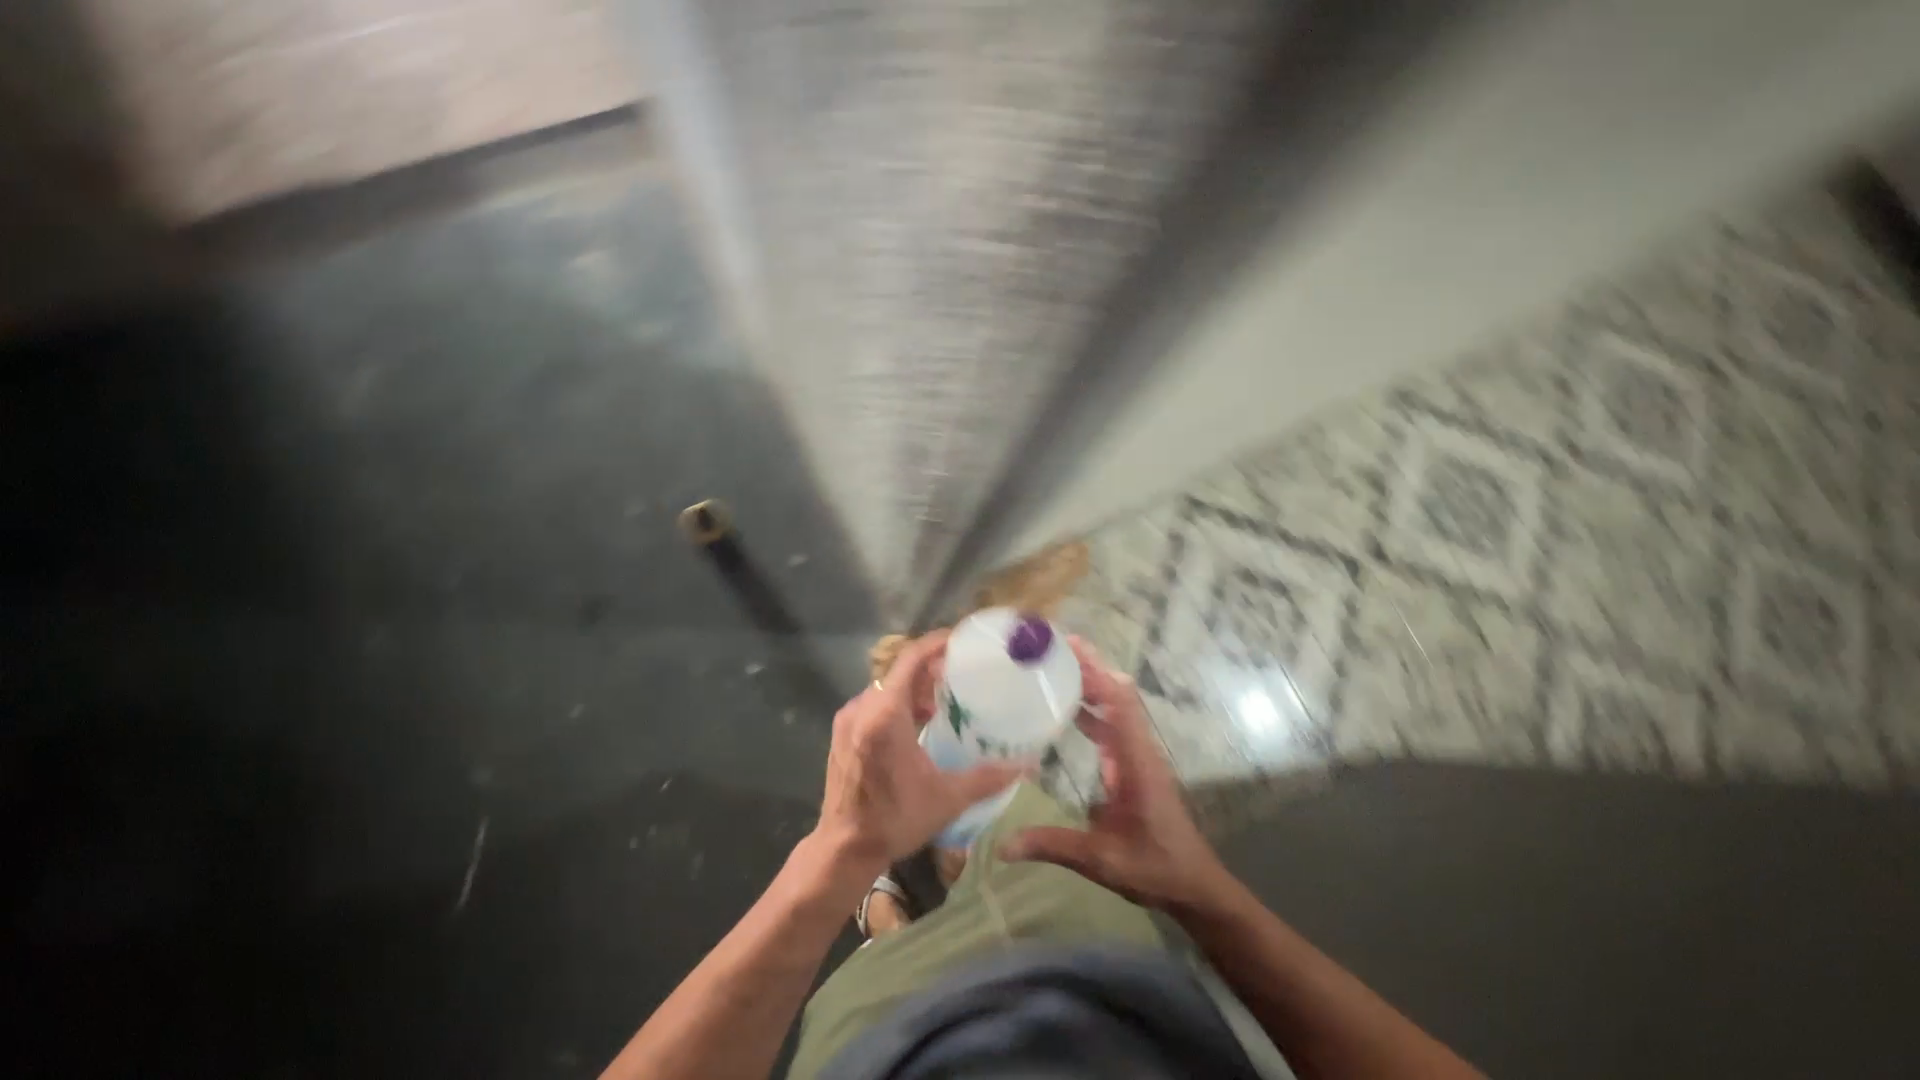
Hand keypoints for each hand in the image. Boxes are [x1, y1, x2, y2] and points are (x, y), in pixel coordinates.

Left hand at [814, 630, 1023, 874]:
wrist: (844, 849)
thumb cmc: (895, 819)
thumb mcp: (947, 798)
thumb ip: (988, 777)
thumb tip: (1028, 764)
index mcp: (885, 714)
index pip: (911, 659)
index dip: (936, 644)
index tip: (961, 640)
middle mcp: (862, 709)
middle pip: (898, 673)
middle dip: (929, 670)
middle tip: (960, 676)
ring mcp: (847, 722)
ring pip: (884, 690)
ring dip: (912, 690)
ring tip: (942, 702)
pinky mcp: (842, 736)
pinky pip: (873, 706)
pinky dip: (896, 706)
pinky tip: (917, 725)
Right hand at [1001, 638, 1232, 912]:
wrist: (1192, 886)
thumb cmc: (1153, 868)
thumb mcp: (1100, 860)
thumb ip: (1052, 846)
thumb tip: (1002, 846)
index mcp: (1136, 762)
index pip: (1120, 703)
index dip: (1097, 672)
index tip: (1070, 647)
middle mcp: (1139, 751)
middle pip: (1118, 697)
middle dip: (1089, 669)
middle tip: (1052, 648)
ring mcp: (1138, 758)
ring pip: (1116, 710)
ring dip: (1092, 687)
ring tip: (1056, 668)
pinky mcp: (1134, 769)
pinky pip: (1113, 728)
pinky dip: (1093, 712)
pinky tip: (1068, 709)